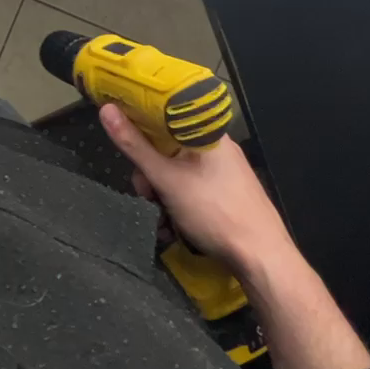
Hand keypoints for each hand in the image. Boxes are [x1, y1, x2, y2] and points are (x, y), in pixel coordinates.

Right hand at [99, 104, 298, 277]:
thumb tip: (106, 109)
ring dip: (160, 187)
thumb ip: (134, 145)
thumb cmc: (215, 212)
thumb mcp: (166, 179)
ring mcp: (224, 170)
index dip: (139, 122)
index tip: (122, 138)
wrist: (263, 259)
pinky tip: (172, 219)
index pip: (164, 112)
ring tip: (159, 212)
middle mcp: (216, 146)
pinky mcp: (226, 191)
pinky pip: (191, 183)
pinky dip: (176, 197)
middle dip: (149, 168)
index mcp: (206, 132)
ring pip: (177, 167)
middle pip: (168, 144)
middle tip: (145, 192)